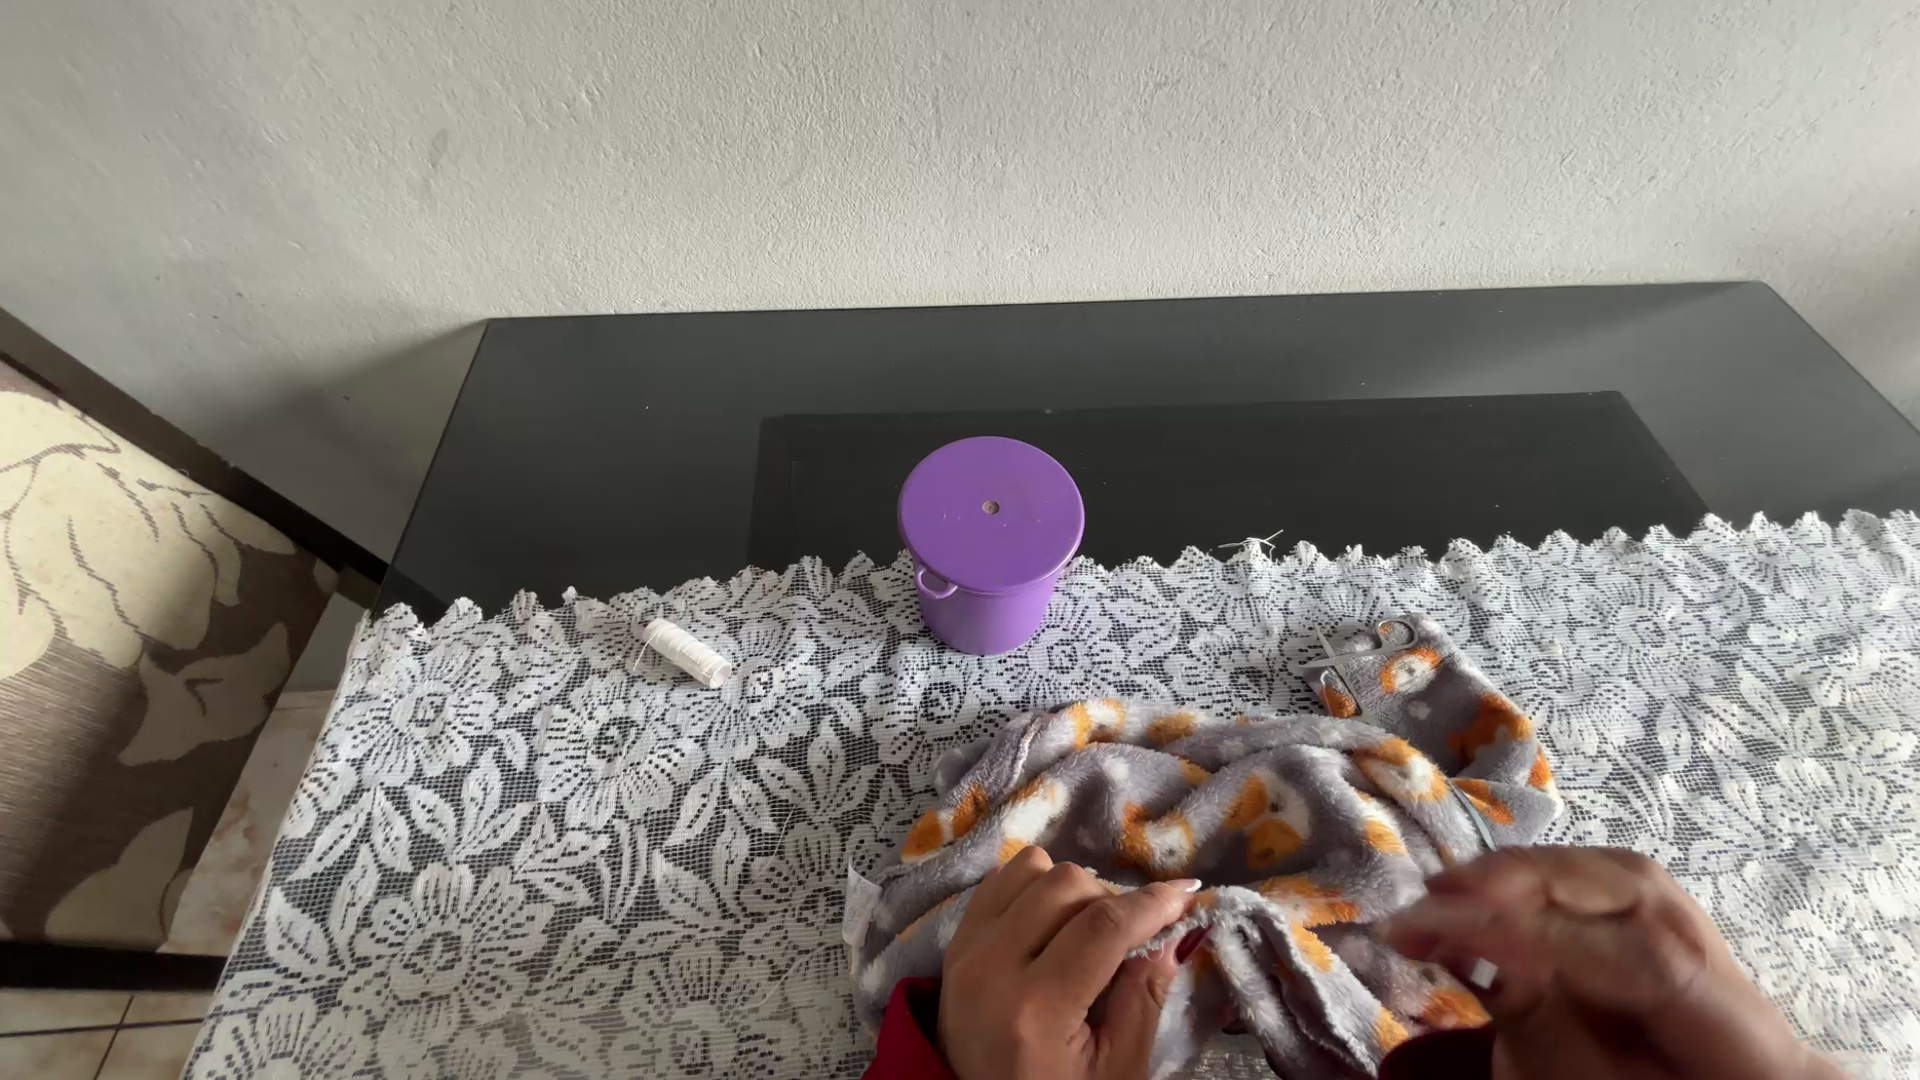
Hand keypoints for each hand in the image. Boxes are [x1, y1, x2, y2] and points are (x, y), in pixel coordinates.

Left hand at [937, 845, 1199, 1079]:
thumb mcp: (1115, 1073)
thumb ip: (1143, 1001)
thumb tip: (1171, 935)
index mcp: (1034, 1011)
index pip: (1101, 928)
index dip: (1150, 903)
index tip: (1186, 891)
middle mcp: (992, 965)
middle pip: (1066, 885)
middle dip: (1110, 900)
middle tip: (1127, 935)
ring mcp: (967, 945)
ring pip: (1032, 867)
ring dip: (1069, 887)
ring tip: (1084, 928)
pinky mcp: (956, 935)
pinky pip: (1001, 875)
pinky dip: (1034, 884)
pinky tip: (1049, 919)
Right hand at [1381, 847, 1843, 1079]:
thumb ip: (1531, 1017)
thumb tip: (1460, 939)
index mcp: (1757, 1046)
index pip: (1644, 957)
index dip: (1529, 930)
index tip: (1432, 922)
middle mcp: (1737, 971)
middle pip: (1633, 886)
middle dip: (1518, 879)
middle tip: (1432, 892)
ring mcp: (1699, 935)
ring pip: (1606, 870)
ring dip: (1510, 873)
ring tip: (1442, 892)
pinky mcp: (1653, 919)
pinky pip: (1588, 880)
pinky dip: (1521, 880)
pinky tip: (1474, 892)